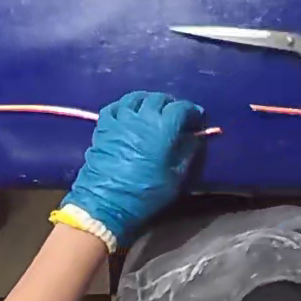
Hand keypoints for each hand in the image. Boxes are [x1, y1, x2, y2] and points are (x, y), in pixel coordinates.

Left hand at [62, 91, 204, 245]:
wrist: (105, 203)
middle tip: (175, 116)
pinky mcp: (103, 126)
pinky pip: (114, 107)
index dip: (192, 111)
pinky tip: (128, 114)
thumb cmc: (145, 193)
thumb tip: (195, 136)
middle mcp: (141, 117)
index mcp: (162, 128)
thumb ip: (188, 152)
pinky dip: (124, 107)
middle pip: (158, 98)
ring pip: (136, 97)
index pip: (181, 108)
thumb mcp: (176, 178)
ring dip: (147, 101)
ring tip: (152, 111)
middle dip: (170, 104)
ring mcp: (119, 119)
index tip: (197, 119)